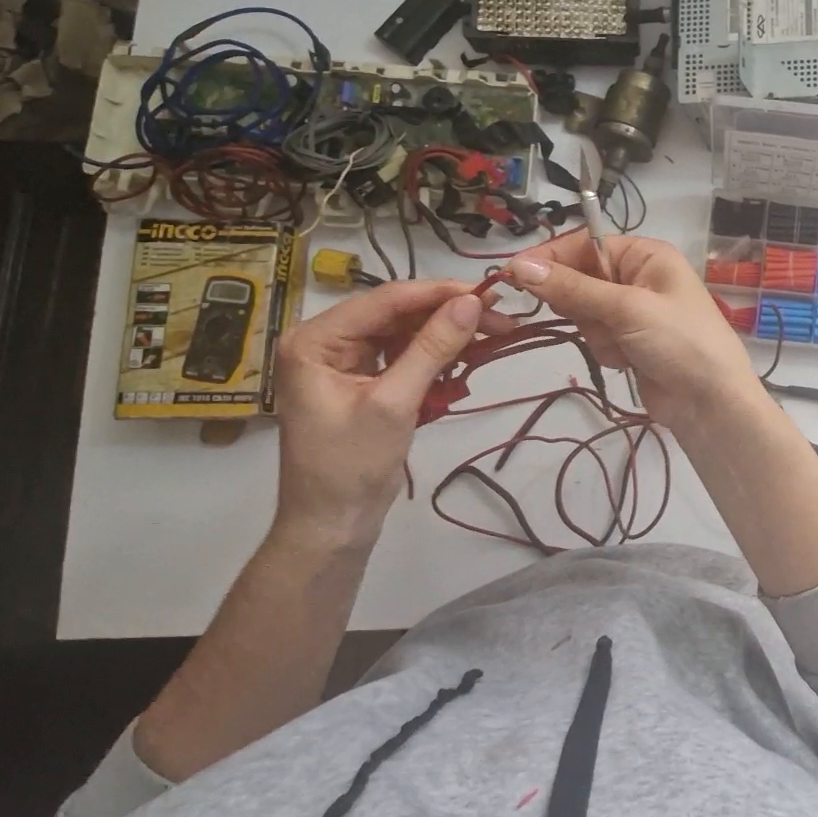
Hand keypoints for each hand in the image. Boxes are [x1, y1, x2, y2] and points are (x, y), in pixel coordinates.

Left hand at [272, 280, 512, 549]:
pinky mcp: (363, 381)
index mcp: (315, 340)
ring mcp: (344, 361)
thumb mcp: (394, 403)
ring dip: (448, 335)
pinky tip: (467, 357)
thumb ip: (432, 348)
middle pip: (397, 313)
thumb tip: (471, 303)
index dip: (439, 293)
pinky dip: (436, 357)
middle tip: (501, 318)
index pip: (385, 300)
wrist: (332, 524)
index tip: (490, 292)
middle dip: (449, 314)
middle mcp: (325, 341)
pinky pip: (405, 356)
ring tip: (494, 335)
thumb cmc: (351, 466)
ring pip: (405, 333)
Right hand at [506, 232, 763, 432]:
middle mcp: (639, 277)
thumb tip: (518, 265)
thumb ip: (572, 288)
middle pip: (580, 279)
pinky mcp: (630, 342)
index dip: (551, 258)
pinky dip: (607, 351)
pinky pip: (597, 338)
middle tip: (602, 321)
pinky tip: (630, 362)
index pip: (584, 243)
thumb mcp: (626, 308)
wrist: (710, 401)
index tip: (514, 275)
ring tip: (628, 347)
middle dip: (583, 306)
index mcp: (646, 255)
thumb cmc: (678, 341)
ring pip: (584, 313)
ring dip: (599, 334)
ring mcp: (634, 312)